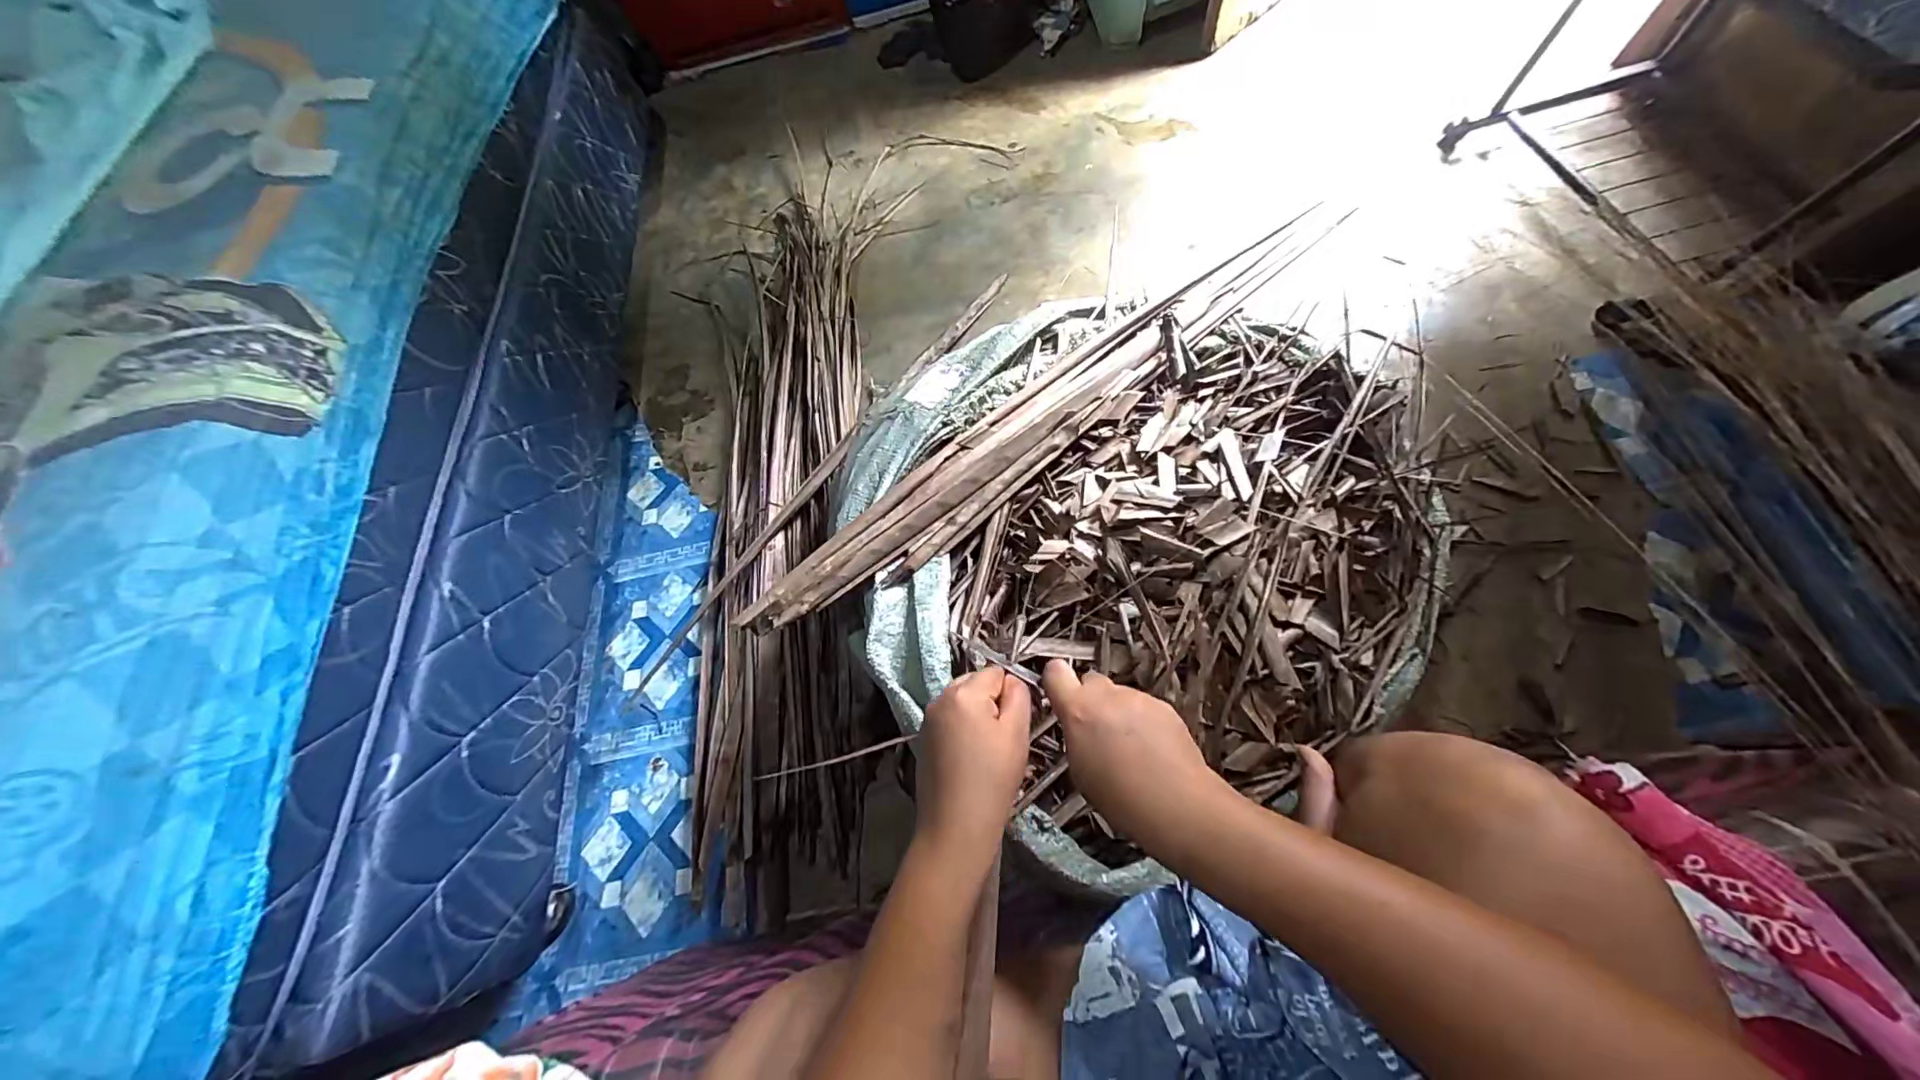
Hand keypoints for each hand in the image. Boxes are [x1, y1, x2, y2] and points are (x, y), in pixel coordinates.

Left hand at [916, 667, 1031, 859]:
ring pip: (963, 705)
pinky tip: (971, 762)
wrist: (955, 827)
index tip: (1015, 725)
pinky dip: (963, 734)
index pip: (997, 673)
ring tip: (988, 753)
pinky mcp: (924, 741)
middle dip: (992, 704)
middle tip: (1003, 740)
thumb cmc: (992, 779)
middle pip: (976, 685)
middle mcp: (939, 699)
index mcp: (962, 693)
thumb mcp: (1017, 733)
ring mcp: (927, 720)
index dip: (1012, 695)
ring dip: (978, 719)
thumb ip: (1019, 696)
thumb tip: (1012, 682)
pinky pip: (951, 724)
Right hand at [1041, 660, 1229, 849]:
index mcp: (1078, 709)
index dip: (1055, 680)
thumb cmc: (1121, 796)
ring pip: (1120, 696)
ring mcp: (1137, 698)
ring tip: (1127, 748)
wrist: (1174, 803)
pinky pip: (1144, 706)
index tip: (1058, 692)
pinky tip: (1149, 750)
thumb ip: (1074, 735)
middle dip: (1091, 701)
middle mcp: (1108, 696)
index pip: (1055, 672)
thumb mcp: (1078, 769)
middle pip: (1091, 682)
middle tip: (1095, 730)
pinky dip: (1143, 721)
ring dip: (1119, 713)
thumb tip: (1076, 729)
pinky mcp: (1163, 706)